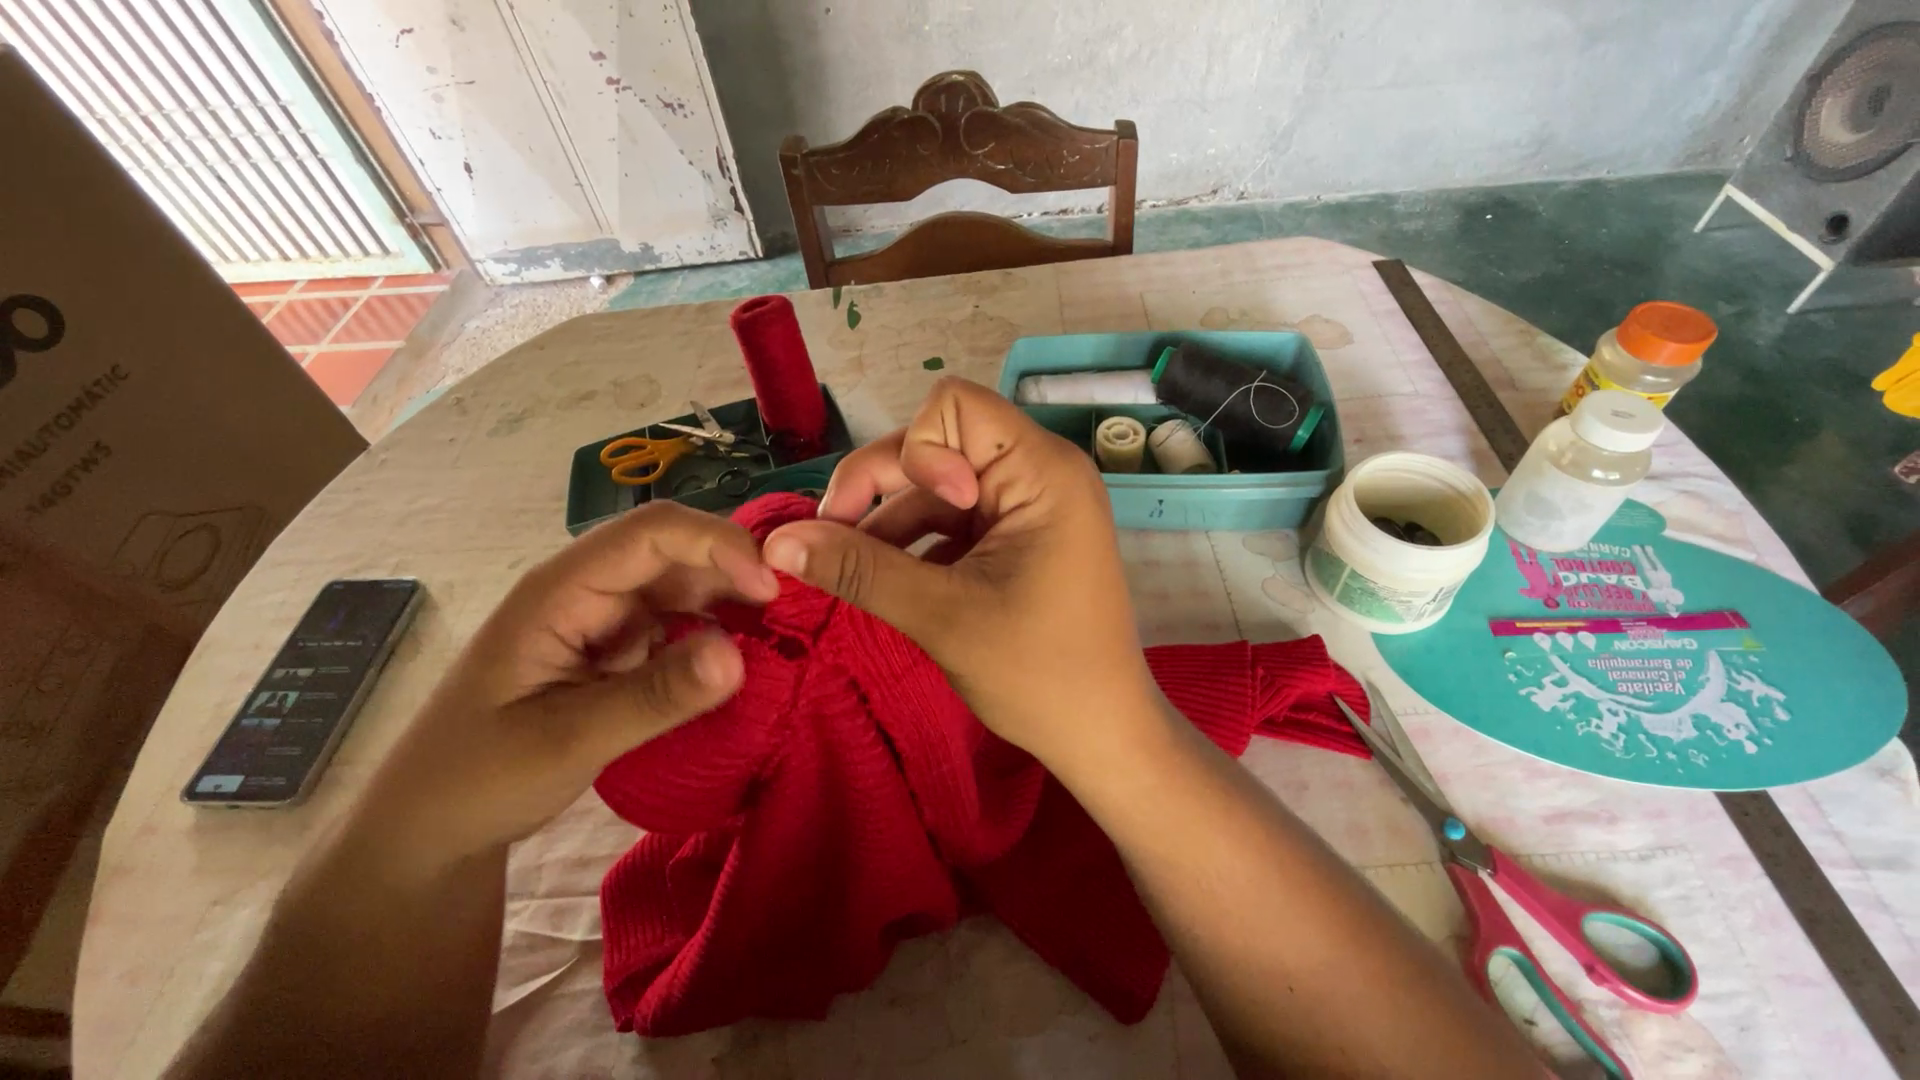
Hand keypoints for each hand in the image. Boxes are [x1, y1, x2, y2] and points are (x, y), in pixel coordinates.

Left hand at [354, 502, 778, 869]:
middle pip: (673, 551)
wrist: (427, 829)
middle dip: (735, 568)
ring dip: (730, 601)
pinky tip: (746, 656)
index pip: (650, 534)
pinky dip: (713, 634)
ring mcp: (599, 620)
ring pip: (679, 586)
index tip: (771, 589)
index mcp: (560, 591)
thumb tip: (741, 654)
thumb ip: (655, 697)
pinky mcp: (612, 651)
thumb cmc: (478, 779)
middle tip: (795, 612)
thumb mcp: (568, 742)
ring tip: (783, 632)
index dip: (717, 545)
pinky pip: (674, 626)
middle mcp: (584, 591)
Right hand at [762, 376, 1158, 765]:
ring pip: (934, 488)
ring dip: (886, 524)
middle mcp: (1036, 474)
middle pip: (935, 445)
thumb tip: (777, 541)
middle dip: (878, 488)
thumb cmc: (1038, 674)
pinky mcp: (1014, 540)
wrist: (1100, 733)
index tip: (927, 515)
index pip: (955, 406)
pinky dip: (912, 546)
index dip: (918, 450)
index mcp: (1041, 471)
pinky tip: (885, 582)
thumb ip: (858, 571)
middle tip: (828, 540)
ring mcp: (1026, 508)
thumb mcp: (941, 617)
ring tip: (850, 575)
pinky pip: (949, 522)